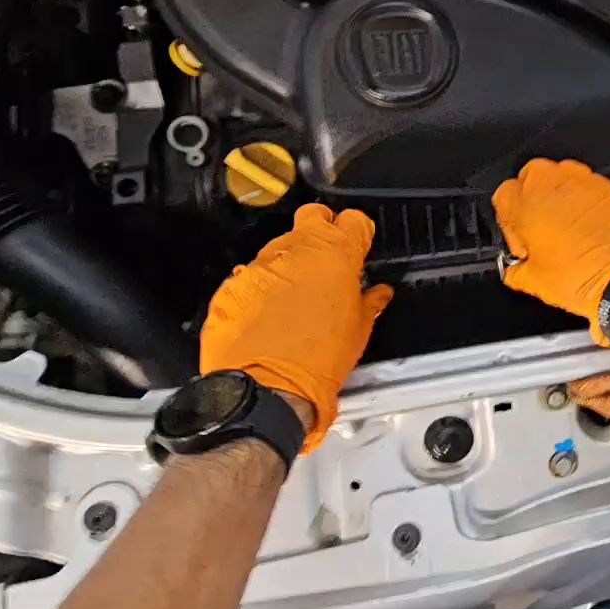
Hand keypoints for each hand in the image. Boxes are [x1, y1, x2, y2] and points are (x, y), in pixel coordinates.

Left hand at [201, 204, 391, 452]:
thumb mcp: (359, 328)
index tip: (358, 247)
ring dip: (290, 264)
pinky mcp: (231, 287)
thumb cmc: (320, 359)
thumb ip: (369, 301)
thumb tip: (378, 293)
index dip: (357, 233)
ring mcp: (259, 266)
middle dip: (321, 230)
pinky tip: (268, 315)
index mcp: (335, 253)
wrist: (267, 390)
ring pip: (279, 248)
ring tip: (295, 298)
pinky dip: (262, 288)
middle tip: (327, 260)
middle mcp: (295, 249)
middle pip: (311, 217)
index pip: (353, 220)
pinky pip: (251, 277)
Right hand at [491, 159, 609, 344]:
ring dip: (567, 203)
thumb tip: (518, 268)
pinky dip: (596, 208)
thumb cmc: (584, 278)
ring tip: (573, 237)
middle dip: (538, 203)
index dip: (511, 223)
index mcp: (528, 197)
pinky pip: (599, 193)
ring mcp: (591, 181)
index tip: (521, 242)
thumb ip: (516, 266)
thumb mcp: (534, 280)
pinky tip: (599, 234)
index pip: (504, 196)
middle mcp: (559, 180)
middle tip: (544, 235)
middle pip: (536, 180)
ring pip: (569, 182)